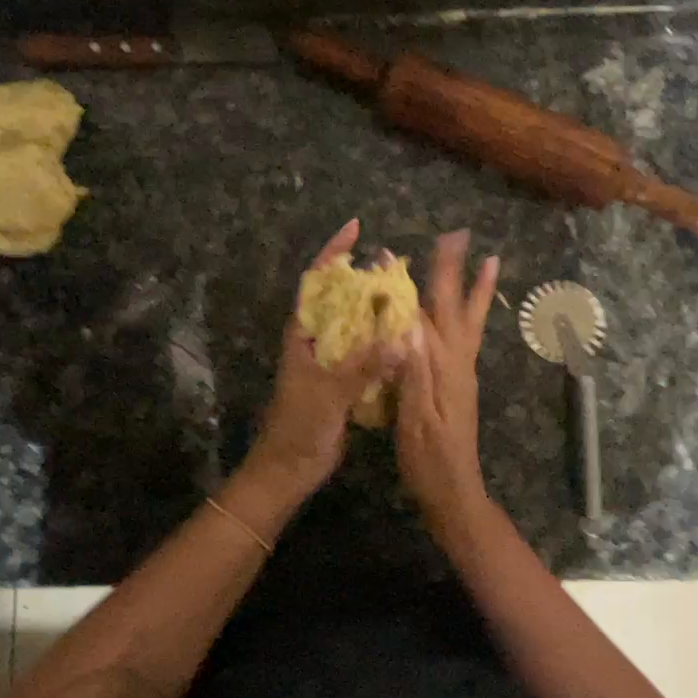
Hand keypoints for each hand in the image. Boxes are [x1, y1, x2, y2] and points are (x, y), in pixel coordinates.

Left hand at [243, 219, 403, 495]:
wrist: (288, 470)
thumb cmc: (299, 427)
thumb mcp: (329, 394)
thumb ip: (363, 367)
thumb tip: (401, 339)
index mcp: (303, 333)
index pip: (317, 281)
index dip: (333, 253)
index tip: (355, 228)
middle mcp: (315, 339)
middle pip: (340, 297)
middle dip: (364, 278)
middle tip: (396, 264)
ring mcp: (329, 359)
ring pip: (356, 324)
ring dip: (377, 309)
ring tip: (408, 293)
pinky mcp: (342, 380)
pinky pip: (366, 351)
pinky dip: (385, 342)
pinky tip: (409, 336)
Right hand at [396, 229, 499, 539]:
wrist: (455, 491)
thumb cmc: (428, 458)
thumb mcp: (413, 418)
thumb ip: (412, 373)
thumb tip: (408, 328)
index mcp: (441, 367)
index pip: (426, 312)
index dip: (415, 280)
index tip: (404, 249)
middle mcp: (457, 362)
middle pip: (457, 307)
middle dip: (457, 270)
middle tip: (461, 236)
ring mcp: (463, 372)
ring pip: (470, 320)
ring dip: (476, 288)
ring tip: (490, 262)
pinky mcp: (461, 383)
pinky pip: (467, 336)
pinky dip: (470, 313)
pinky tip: (468, 310)